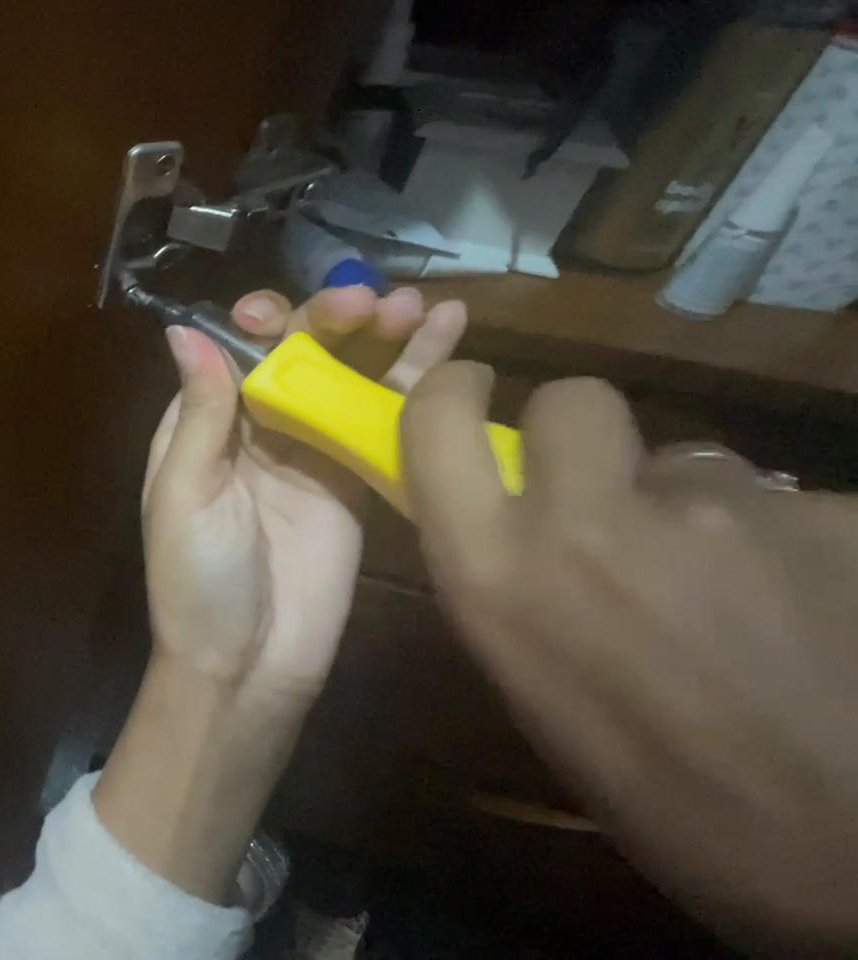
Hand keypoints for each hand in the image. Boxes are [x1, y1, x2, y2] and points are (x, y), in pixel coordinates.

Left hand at [94, 285, 466, 902]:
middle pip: (296, 355)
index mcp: (201, 425)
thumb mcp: (184, 493)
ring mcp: (311, 450)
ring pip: (345, 376)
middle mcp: (255, 427)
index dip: (259, 323)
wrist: (249, 662)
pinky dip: (414, 377)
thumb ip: (198, 414)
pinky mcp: (358, 480)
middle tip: (371, 299)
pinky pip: (383, 418)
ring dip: (380, 335)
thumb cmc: (198, 578)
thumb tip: (185, 331)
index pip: (233, 352)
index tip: (280, 314)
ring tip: (419, 304)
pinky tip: (450, 335)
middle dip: (329, 320)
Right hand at [402, 367, 857, 952]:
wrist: (848, 866)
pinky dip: (794, 546)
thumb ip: (503, 570)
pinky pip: (792, 505)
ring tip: (735, 591)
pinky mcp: (841, 523)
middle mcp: (585, 519)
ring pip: (693, 460)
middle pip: (575, 400)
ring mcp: (722, 514)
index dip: (453, 389)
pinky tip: (811, 614)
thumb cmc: (643, 781)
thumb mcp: (521, 670)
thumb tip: (509, 510)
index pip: (438, 418)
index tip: (469, 391)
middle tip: (612, 500)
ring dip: (697, 505)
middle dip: (583, 436)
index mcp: (491, 566)